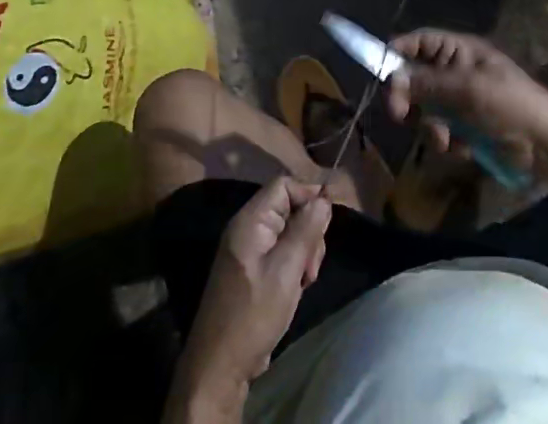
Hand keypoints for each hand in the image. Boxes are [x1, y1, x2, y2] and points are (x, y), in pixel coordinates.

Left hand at [171, 176, 330, 419]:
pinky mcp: (253, 269)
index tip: (326, 224)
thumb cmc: (254, 313)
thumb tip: (323, 198)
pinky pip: (281, 251)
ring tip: (305, 279)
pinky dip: (295, 264)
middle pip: (289, 207)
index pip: (284, 185)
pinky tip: (298, 286)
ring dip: (305, 250)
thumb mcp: (287, 270)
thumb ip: (306, 230)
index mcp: (251, 221)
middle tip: (311, 265)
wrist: (221, 363)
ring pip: (289, 230)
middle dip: (309, 230)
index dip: (309, 195)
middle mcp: (247, 228)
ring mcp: (249, 249)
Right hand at [387, 29, 547, 173]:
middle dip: (410, 98)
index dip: (399, 51)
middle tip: (399, 114)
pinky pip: (441, 130)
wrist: (547, 146)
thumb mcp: (467, 89)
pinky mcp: (466, 127)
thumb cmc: (510, 104)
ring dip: (431, 126)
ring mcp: (461, 101)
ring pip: (426, 109)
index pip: (421, 41)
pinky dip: (448, 140)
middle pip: (416, 77)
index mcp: (461, 52)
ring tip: (445, 140)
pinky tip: (463, 148)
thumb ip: (427, 82)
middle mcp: (457, 72)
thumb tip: (392, 76)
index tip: (378, 70)